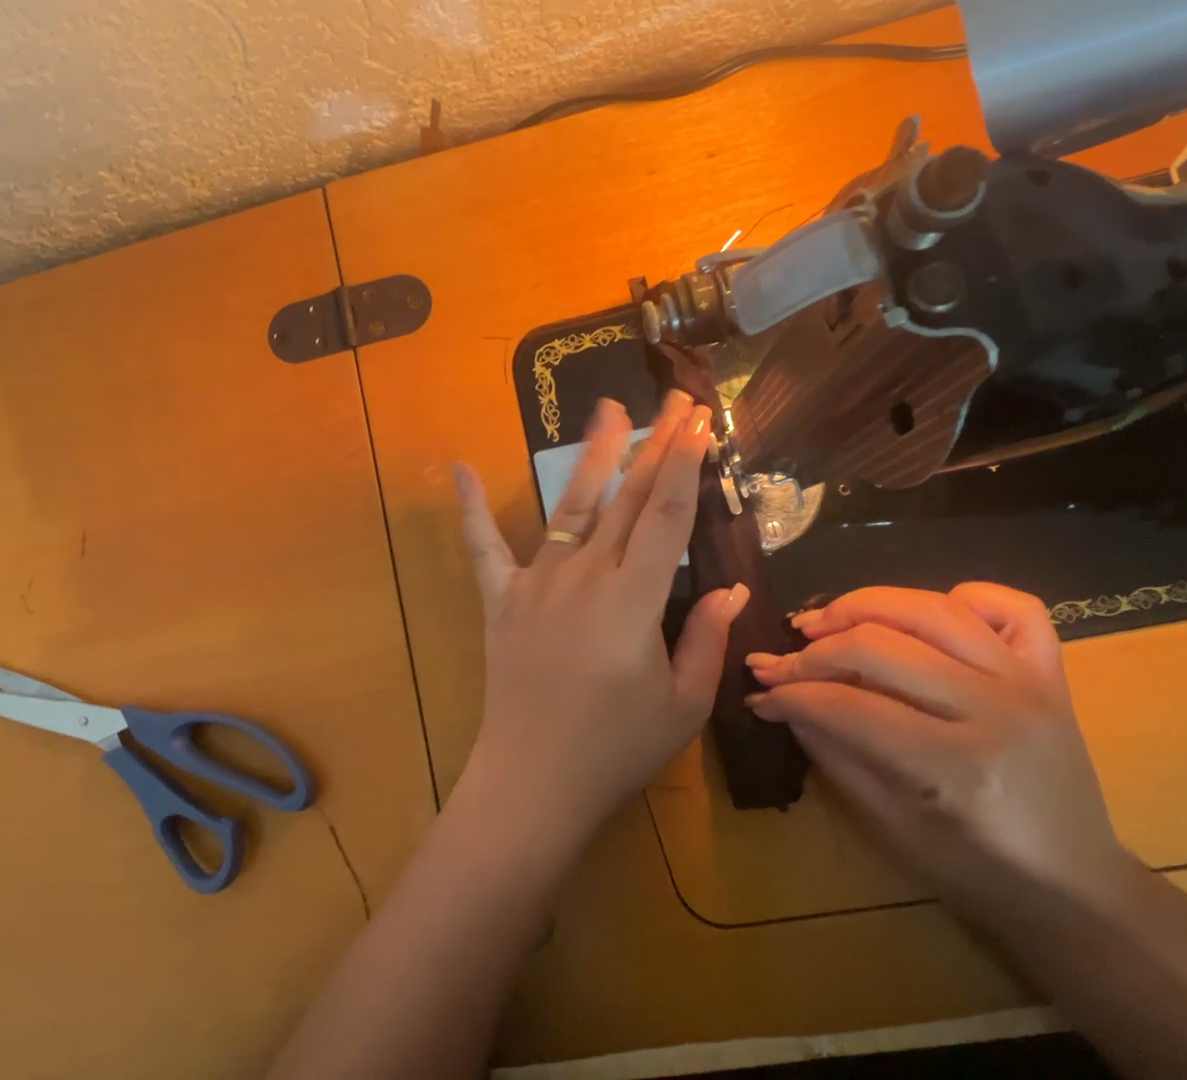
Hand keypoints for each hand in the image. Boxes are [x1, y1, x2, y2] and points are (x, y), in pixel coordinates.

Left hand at [454, 392, 749, 845]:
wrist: (533, 782)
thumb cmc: (615, 751)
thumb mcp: (683, 706)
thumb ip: (707, 641)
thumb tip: (727, 588)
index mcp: (633, 600)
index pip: (666, 517)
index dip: (686, 466)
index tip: (700, 424)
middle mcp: (582, 577)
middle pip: (625, 500)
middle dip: (655, 446)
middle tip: (675, 401)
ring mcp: (535, 585)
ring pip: (568, 509)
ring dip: (591, 457)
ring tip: (608, 410)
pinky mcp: (500, 602)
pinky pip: (482, 548)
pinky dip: (470, 509)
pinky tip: (458, 468)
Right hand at [746, 584, 1133, 910]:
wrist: (1070, 885)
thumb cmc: (971, 869)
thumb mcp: (887, 824)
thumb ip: (833, 753)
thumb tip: (781, 701)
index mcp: (955, 767)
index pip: (849, 706)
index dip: (791, 695)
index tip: (759, 695)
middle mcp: (996, 710)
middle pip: (880, 645)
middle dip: (813, 653)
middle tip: (778, 665)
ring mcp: (1029, 684)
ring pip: (933, 609)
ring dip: (864, 605)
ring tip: (824, 622)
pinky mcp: (1052, 673)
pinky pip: (1013, 607)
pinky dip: (964, 597)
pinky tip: (923, 618)